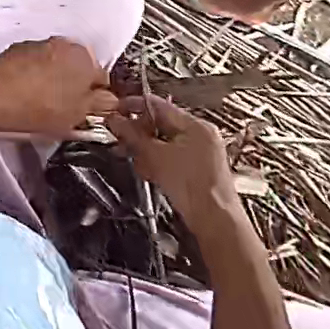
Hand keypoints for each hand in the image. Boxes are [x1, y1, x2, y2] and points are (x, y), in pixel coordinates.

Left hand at [0, 38, 116, 135]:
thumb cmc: (41, 106)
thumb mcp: (78, 114)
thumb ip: (98, 103)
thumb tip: (108, 99)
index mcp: (85, 58)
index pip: (101, 77)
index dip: (96, 96)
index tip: (88, 110)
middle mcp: (64, 44)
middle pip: (78, 67)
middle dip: (75, 84)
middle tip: (66, 107)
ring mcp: (39, 44)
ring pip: (56, 63)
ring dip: (54, 77)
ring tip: (43, 101)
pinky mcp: (18, 48)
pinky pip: (34, 62)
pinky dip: (34, 73)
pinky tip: (26, 91)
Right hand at [105, 95, 255, 256]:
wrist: (215, 222)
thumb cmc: (194, 188)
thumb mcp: (156, 156)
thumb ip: (133, 135)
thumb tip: (115, 120)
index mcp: (195, 126)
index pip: (158, 105)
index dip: (133, 107)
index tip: (116, 110)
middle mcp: (200, 136)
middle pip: (160, 125)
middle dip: (138, 133)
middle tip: (120, 138)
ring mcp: (200, 153)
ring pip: (163, 143)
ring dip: (145, 150)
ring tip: (135, 159)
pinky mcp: (196, 170)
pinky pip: (170, 157)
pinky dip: (157, 162)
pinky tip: (148, 172)